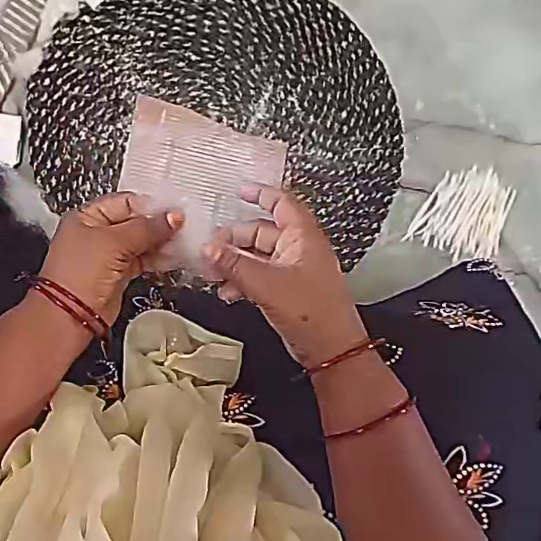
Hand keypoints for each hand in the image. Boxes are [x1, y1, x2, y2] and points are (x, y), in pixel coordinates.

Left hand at [38, 193, 182, 327]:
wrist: (70, 316)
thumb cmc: (79, 275)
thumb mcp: (115, 243)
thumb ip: (147, 228)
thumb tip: (173, 217)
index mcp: (88, 216)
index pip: (126, 202)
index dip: (150, 207)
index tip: (173, 212)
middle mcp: (97, 233)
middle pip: (136, 222)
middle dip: (159, 226)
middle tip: (181, 228)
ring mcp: (108, 254)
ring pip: (141, 242)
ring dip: (161, 243)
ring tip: (181, 243)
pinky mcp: (118, 273)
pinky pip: (142, 260)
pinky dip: (157, 258)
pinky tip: (173, 257)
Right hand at [203, 184, 368, 366]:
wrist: (330, 349)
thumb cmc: (311, 312)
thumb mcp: (266, 284)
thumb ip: (234, 264)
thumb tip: (209, 249)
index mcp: (303, 236)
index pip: (281, 203)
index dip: (260, 194)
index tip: (238, 192)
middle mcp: (299, 249)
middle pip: (261, 232)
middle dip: (234, 240)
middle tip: (210, 250)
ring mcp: (293, 270)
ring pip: (257, 256)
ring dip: (234, 263)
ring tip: (213, 275)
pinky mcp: (288, 290)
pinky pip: (260, 276)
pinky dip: (243, 281)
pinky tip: (227, 293)